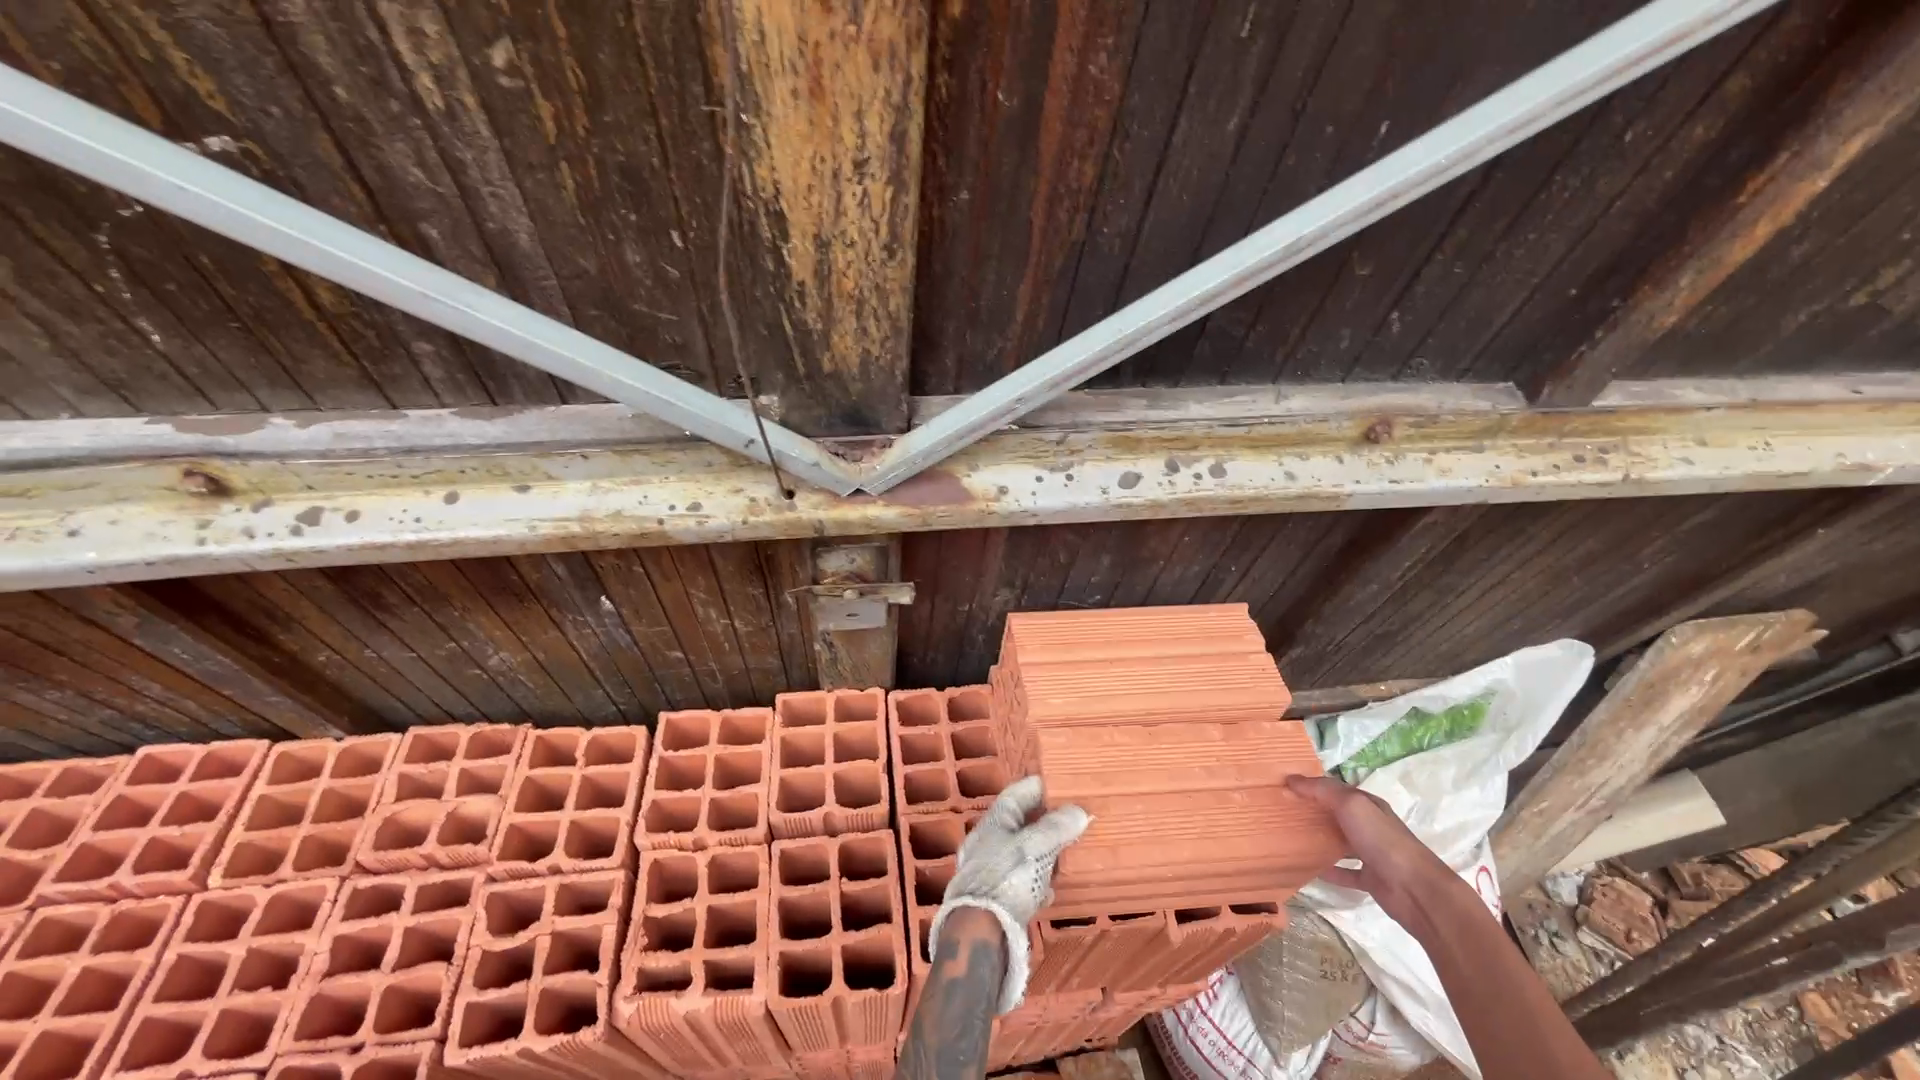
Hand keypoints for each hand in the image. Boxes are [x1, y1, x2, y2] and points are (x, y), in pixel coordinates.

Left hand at [930, 776, 1090, 1013]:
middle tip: (1074, 821)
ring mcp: (989, 872)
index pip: (1018, 793)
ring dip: (1044, 853)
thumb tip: (1080, 811)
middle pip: (1020, 824)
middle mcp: (987, 843)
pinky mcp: (994, 899)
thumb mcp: (1036, 847)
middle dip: (1046, 822)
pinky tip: (1050, 891)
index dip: (1041, 787)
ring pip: (1021, 854)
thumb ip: (1057, 827)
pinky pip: (1020, 883)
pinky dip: (1037, 883)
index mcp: (993, 822)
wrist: (981, 932)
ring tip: (1068, 854)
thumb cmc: (1007, 879)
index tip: (1065, 785)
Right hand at [1286, 774, 1453, 928]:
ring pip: (1340, 842)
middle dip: (1312, 811)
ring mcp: (1371, 854)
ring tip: (1290, 838)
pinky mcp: (1370, 879)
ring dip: (1319, 839)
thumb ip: (1322, 791)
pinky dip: (1328, 870)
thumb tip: (1291, 780)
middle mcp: (1370, 826)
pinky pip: (1344, 872)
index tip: (1282, 786)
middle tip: (1280, 811)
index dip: (1311, 785)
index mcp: (1367, 805)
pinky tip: (1308, 869)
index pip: (1335, 789)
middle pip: (1336, 814)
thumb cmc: (1382, 840)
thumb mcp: (1351, 805)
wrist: (1415, 889)